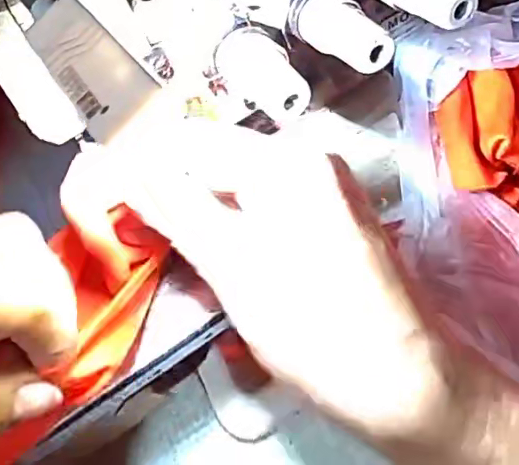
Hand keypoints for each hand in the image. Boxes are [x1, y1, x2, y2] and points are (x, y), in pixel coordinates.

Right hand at [99, 122, 464, 451]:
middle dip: (171, 180)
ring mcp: (323, 180)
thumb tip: (134, 171)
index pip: (194, 139)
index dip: (146, 160)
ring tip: (166, 232)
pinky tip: (214, 243)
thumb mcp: (233, 269)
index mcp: (285, 161)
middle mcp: (308, 156)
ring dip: (199, 197)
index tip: (111, 186)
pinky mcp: (329, 206)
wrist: (406, 379)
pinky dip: (232, 212)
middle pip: (218, 152)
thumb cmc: (318, 331)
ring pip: (239, 175)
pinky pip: (265, 194)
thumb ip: (178, 210)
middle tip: (133, 216)